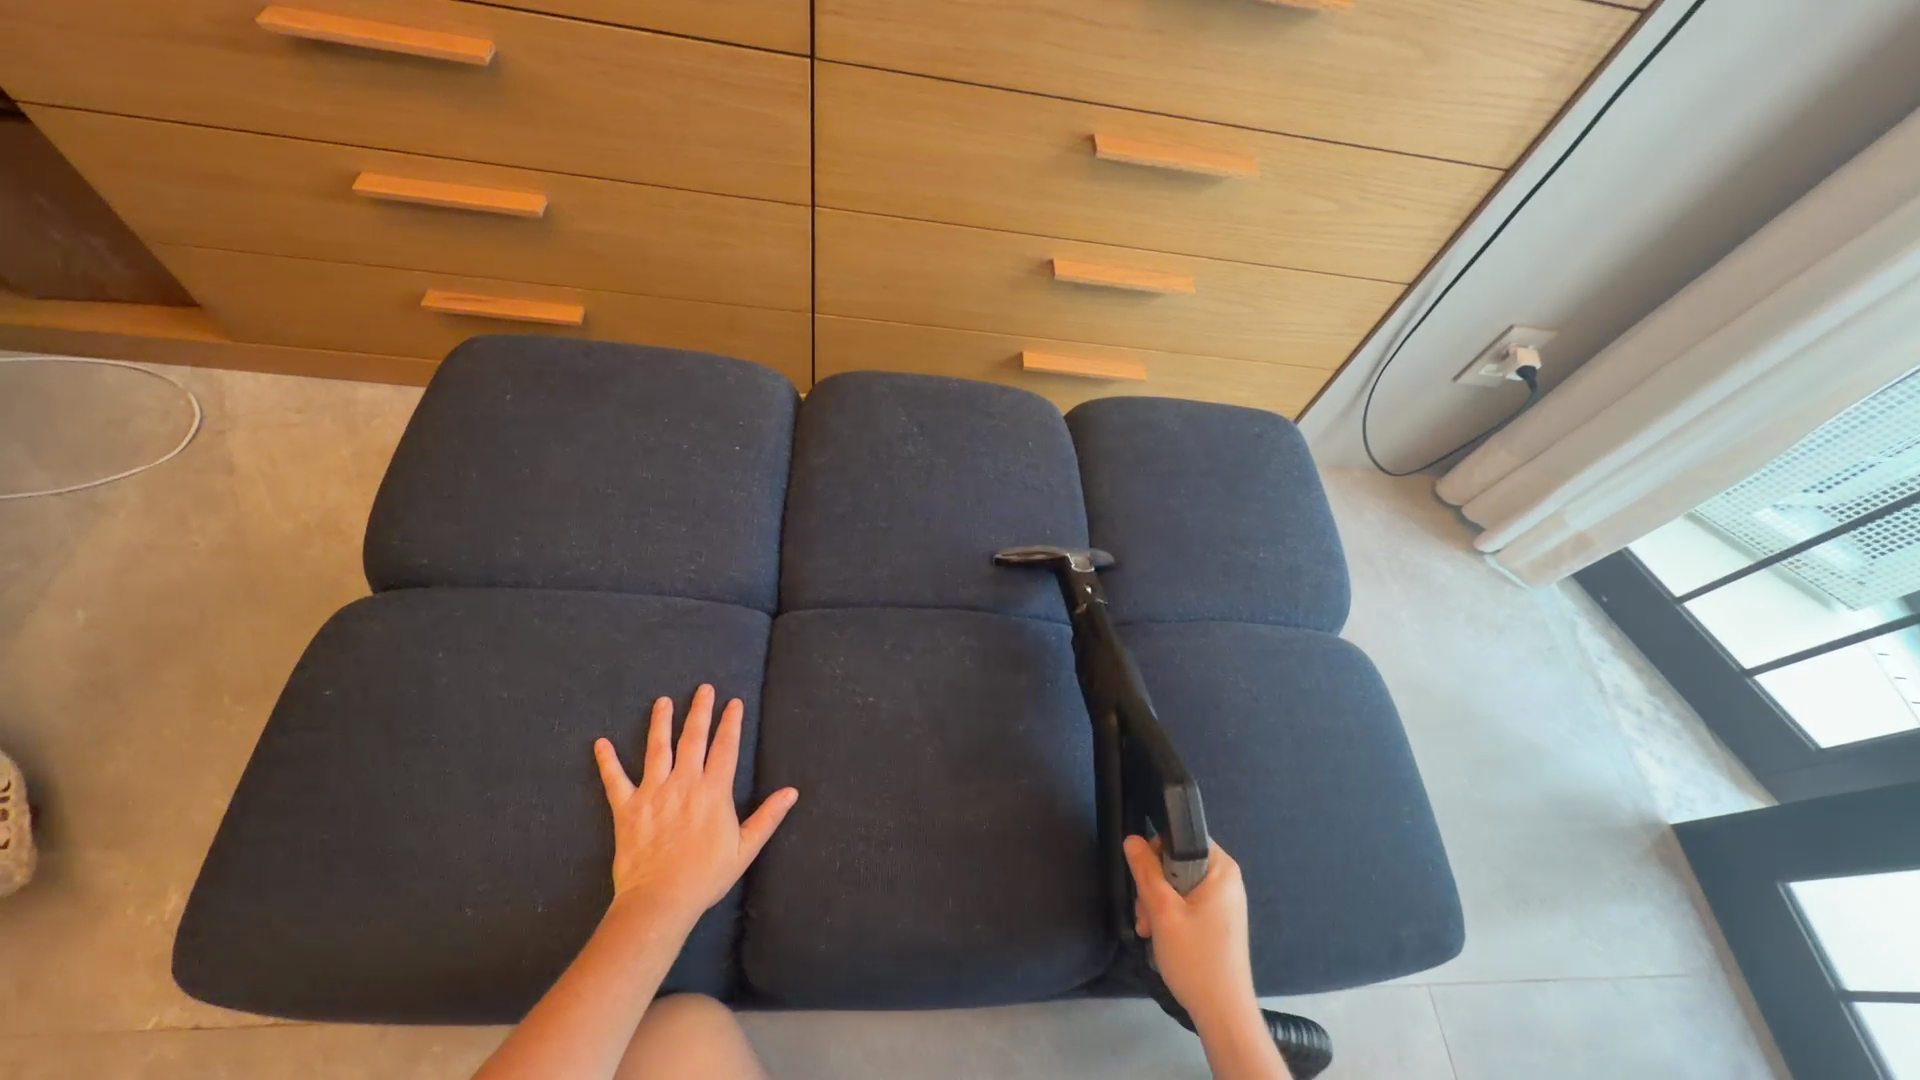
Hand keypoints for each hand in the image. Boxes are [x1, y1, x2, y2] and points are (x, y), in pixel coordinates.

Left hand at [593, 685, 797, 929]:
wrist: (660, 899)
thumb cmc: (706, 876)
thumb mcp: (745, 848)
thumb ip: (768, 817)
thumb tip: (792, 792)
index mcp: (713, 792)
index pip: (725, 748)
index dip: (730, 723)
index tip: (733, 703)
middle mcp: (684, 784)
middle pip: (693, 739)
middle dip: (700, 711)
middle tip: (703, 689)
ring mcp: (653, 793)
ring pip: (657, 749)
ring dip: (660, 723)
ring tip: (663, 702)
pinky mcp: (627, 808)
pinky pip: (615, 780)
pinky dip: (607, 761)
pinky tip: (600, 743)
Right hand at [1124, 835, 1259, 1025]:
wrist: (1223, 1013)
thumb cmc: (1196, 957)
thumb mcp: (1162, 911)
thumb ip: (1145, 871)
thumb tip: (1132, 839)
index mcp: (1221, 869)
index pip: (1183, 838)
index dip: (1157, 852)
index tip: (1144, 878)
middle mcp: (1226, 880)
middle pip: (1177, 863)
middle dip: (1153, 886)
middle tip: (1144, 913)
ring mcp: (1222, 902)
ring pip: (1177, 886)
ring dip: (1156, 905)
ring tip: (1147, 931)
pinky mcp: (1217, 921)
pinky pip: (1186, 904)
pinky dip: (1169, 917)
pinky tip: (1158, 937)